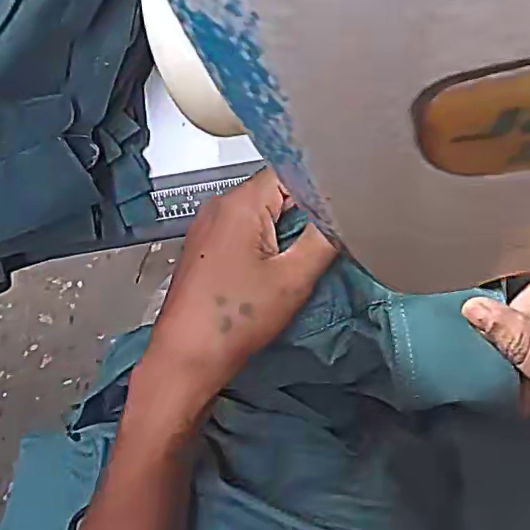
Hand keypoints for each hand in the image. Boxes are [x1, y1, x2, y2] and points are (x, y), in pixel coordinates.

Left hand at [135, 169, 337, 424]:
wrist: (186, 358)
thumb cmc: (237, 318)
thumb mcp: (294, 279)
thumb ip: (324, 239)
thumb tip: (343, 216)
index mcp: (240, 203)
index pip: (290, 171)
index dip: (319, 187)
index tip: (340, 209)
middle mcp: (219, 206)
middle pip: (275, 190)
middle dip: (304, 211)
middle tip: (329, 236)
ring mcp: (208, 227)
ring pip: (261, 212)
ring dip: (286, 229)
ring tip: (304, 255)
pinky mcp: (206, 249)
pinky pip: (245, 230)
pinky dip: (266, 242)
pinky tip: (277, 267)